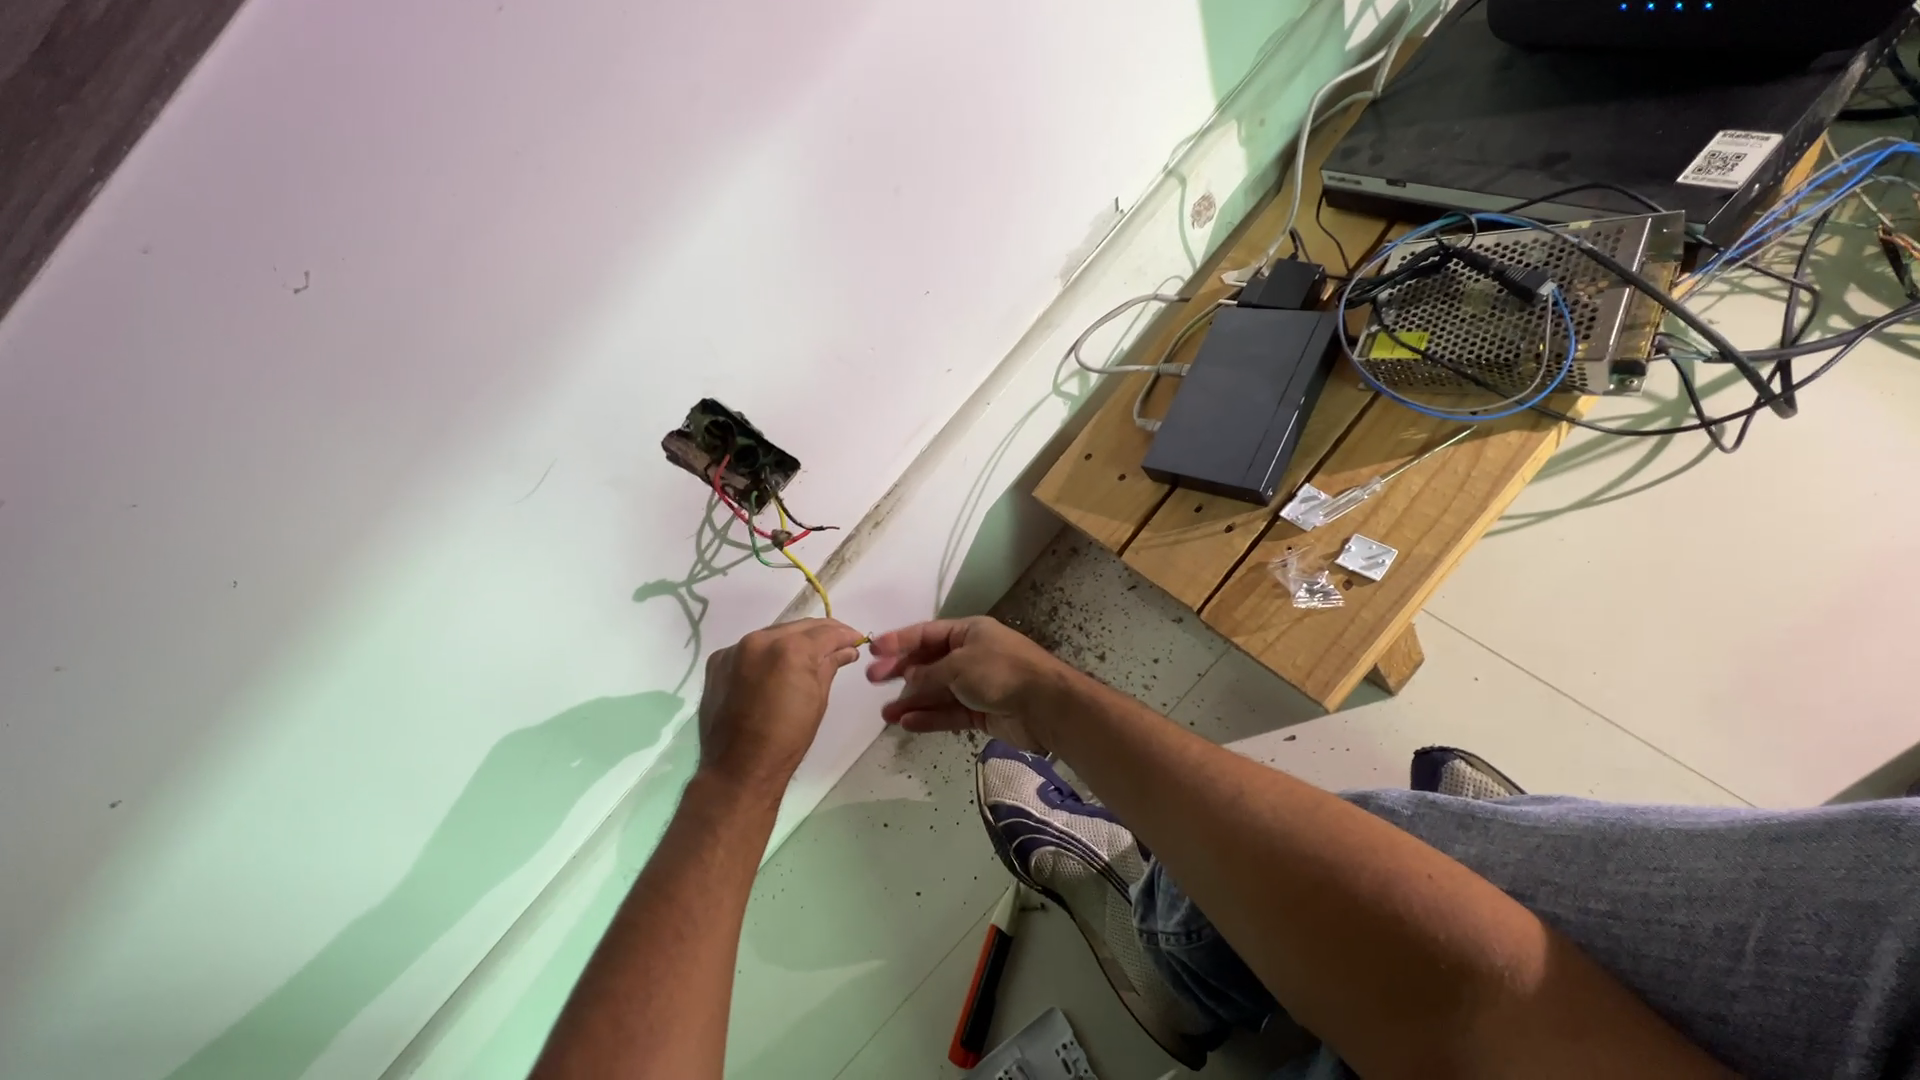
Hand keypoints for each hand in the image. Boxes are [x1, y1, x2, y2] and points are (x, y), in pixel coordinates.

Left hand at [697, 618, 864, 788]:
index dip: (846, 634)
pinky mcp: (717, 662)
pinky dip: (767, 654)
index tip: (858, 639)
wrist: (738, 768)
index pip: (825, 632)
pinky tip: (776, 670)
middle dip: (821, 634)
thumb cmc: (786, 740)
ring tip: (809, 656)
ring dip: (793, 641)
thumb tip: (845, 650)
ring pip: (773, 634)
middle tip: (839, 644)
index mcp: (789, 649)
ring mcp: (734, 649)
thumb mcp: (817, 700)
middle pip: (799, 627)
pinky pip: (750, 649)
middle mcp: (759, 640)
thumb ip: (829, 666)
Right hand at [864, 616, 1073, 753]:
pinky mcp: (981, 712)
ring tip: (886, 713)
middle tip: (873, 680)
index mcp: (969, 632)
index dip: (900, 641)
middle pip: (929, 662)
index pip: (927, 634)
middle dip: (902, 672)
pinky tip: (907, 722)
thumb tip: (908, 678)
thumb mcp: (959, 665)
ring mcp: (977, 685)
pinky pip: (949, 713)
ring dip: (912, 700)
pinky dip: (929, 717)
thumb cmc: (1001, 672)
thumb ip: (929, 673)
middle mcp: (972, 655)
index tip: (874, 650)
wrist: (1045, 706)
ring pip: (937, 691)